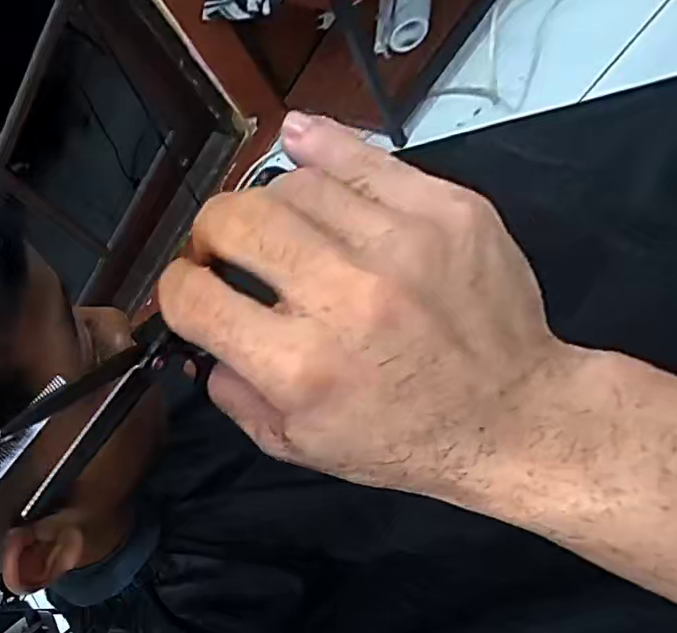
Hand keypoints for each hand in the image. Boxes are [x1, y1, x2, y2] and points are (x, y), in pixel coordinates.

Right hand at [158, 111, 583, 502]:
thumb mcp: (285, 441)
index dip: (171, 289)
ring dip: (261, 207)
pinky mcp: (448, 210)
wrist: (504, 416)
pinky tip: (296, 147)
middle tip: (216, 252)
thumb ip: (228, 389)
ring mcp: (401, 244)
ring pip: (292, 186)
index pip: (195, 298)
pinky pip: (364, 157)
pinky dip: (317, 149)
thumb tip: (200, 340)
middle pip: (237, 221)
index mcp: (295, 366)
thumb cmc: (385, 440)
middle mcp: (343, 297)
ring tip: (270, 233)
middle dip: (205, 233)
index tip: (183, 291)